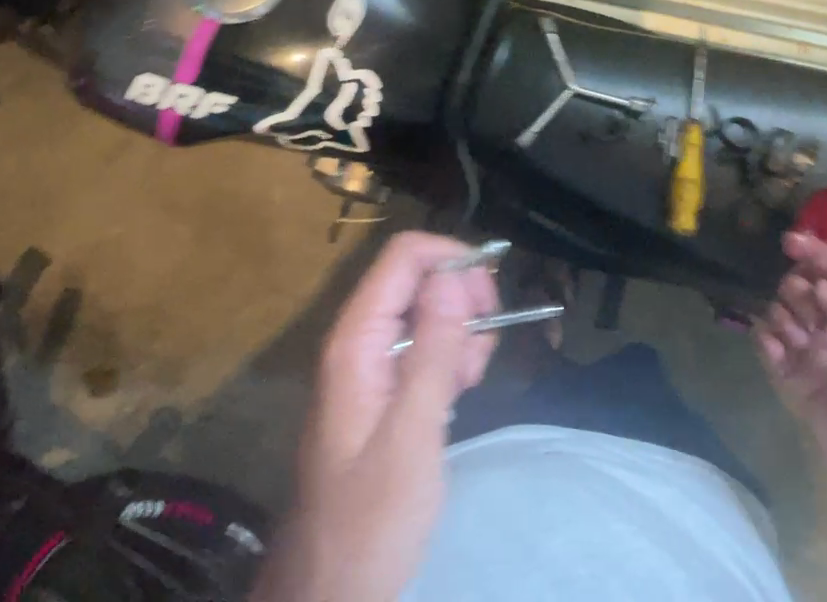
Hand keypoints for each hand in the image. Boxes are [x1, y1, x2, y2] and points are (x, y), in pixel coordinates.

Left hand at [253, 231, 499, 601]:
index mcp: (355, 341)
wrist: (334, 584)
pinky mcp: (381, 390)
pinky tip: (460, 390)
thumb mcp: (412, 434)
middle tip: (484, 348)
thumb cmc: (372, 516)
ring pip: (423, 312)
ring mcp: (368, 365)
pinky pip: (420, 348)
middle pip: (415, 278)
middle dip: (461, 298)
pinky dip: (449, 357)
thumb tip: (452, 276)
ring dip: (460, 331)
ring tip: (472, 379)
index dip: (452, 260)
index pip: (402, 257)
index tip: (492, 298)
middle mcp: (357, 341)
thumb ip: (433, 351)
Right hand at [757, 231, 826, 514]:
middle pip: (810, 293)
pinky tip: (771, 347)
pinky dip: (765, 343)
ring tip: (790, 334)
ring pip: (787, 318)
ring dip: (781, 315)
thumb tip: (821, 288)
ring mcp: (821, 360)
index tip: (788, 241)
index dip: (818, 256)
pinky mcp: (800, 387)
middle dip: (797, 289)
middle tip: (800, 306)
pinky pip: (772, 353)